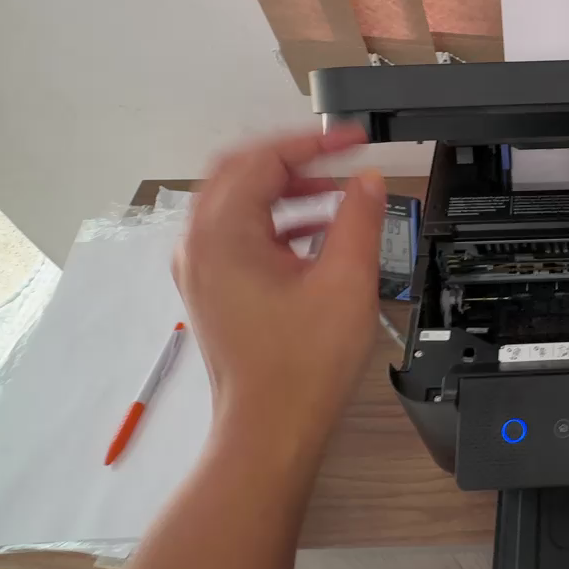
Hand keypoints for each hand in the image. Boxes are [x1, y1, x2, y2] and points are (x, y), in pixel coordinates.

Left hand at [172, 128, 385, 457]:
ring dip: (289, 190)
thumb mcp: (346, 281)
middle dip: (296, 160)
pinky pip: (242, 236)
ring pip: (240, 204)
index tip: (355, 140)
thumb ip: (360, 219)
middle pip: (241, 173)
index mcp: (223, 235)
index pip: (263, 160)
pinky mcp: (216, 291)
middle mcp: (200, 247)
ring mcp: (203, 270)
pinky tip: (321, 235)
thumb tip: (368, 181)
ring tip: (340, 195)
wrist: (271, 429)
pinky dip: (279, 221)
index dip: (315, 142)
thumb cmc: (303, 364)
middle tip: (342, 156)